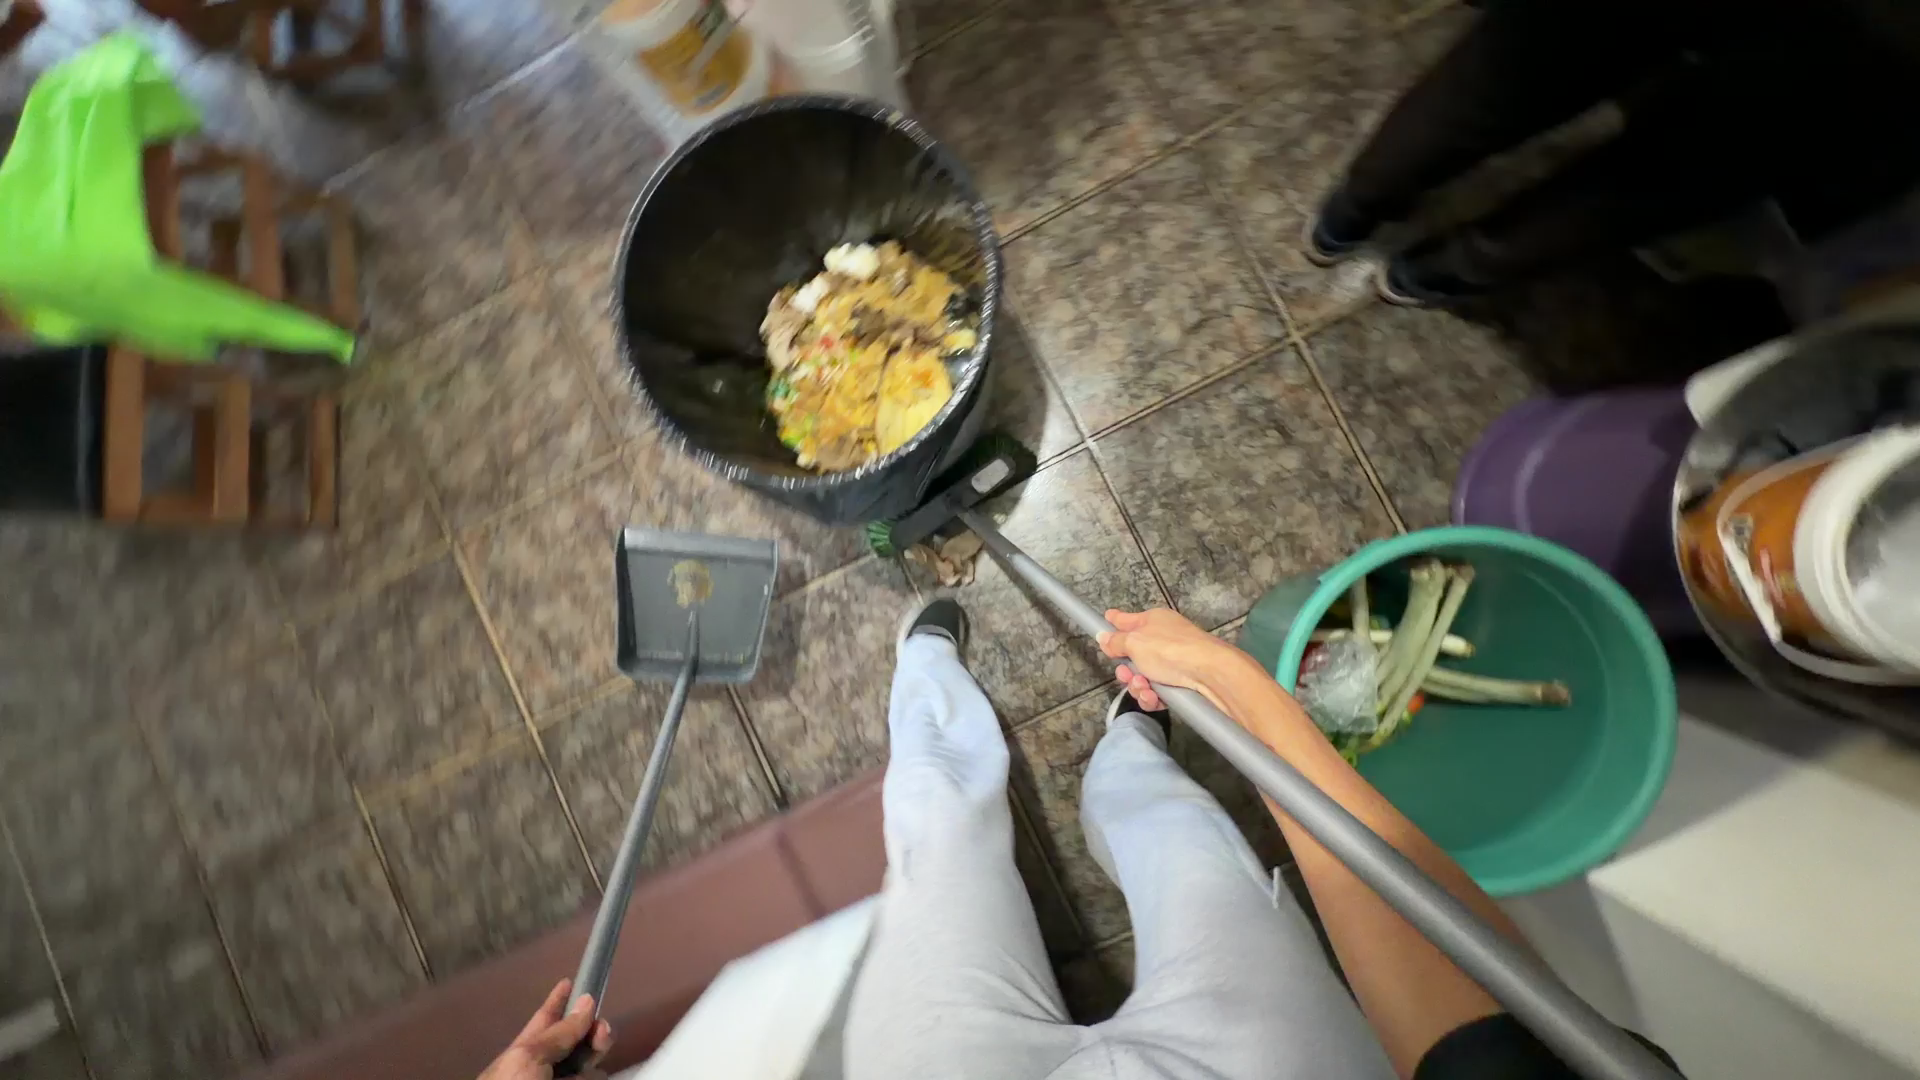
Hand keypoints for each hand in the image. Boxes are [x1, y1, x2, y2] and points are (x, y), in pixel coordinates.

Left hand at [477, 980, 613, 1079]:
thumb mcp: (526, 1061)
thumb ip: (558, 1033)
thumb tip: (587, 1001)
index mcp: (521, 1056)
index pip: (544, 1021)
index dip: (558, 1001)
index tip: (569, 980)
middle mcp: (540, 1073)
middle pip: (575, 1042)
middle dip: (593, 1032)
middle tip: (602, 1035)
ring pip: (588, 1068)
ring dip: (595, 1060)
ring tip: (590, 1067)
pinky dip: (594, 1076)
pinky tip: (596, 1075)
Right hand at [1097, 608, 1252, 711]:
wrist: (1209, 673)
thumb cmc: (1169, 649)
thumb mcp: (1135, 642)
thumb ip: (1116, 641)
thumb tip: (1103, 636)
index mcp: (1153, 621)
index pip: (1127, 620)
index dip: (1114, 622)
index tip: (1103, 624)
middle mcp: (1162, 640)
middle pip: (1132, 656)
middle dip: (1125, 670)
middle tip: (1126, 675)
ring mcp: (1172, 663)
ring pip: (1142, 678)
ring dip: (1137, 686)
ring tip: (1144, 688)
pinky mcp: (1179, 684)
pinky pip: (1156, 693)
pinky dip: (1151, 697)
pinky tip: (1153, 698)